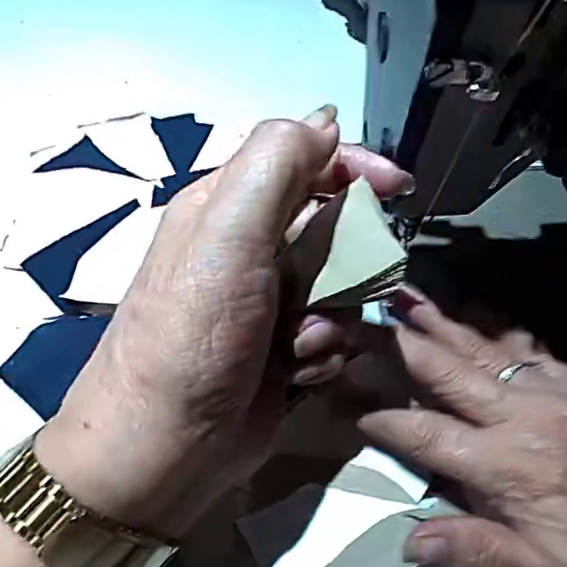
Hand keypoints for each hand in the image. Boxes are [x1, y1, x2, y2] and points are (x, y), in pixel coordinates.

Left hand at [36, 107, 412, 539]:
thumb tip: (325, 120)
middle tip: (333, 289)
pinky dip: (326, 353)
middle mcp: (253, 250)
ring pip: (344, 288)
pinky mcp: (289, 350)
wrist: (169, 446)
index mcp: (230, 207)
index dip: (354, 166)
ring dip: (334, 318)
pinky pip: (337, 334)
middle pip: (336, 228)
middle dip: (347, 262)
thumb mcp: (227, 235)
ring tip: (299, 346)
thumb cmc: (193, 334)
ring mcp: (273, 304)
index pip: (305, 160)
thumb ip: (276, 166)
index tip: (397, 188)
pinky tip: (299, 372)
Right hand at [355, 294, 566, 566]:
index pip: (424, 435)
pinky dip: (504, 336)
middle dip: (402, 341)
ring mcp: (562, 399)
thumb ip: (474, 553)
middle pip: (450, 371)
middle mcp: (526, 419)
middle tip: (364, 307)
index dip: (381, 418)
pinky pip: (536, 354)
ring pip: (489, 352)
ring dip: (447, 325)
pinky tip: (493, 327)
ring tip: (413, 297)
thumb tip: (408, 543)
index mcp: (505, 469)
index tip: (347, 401)